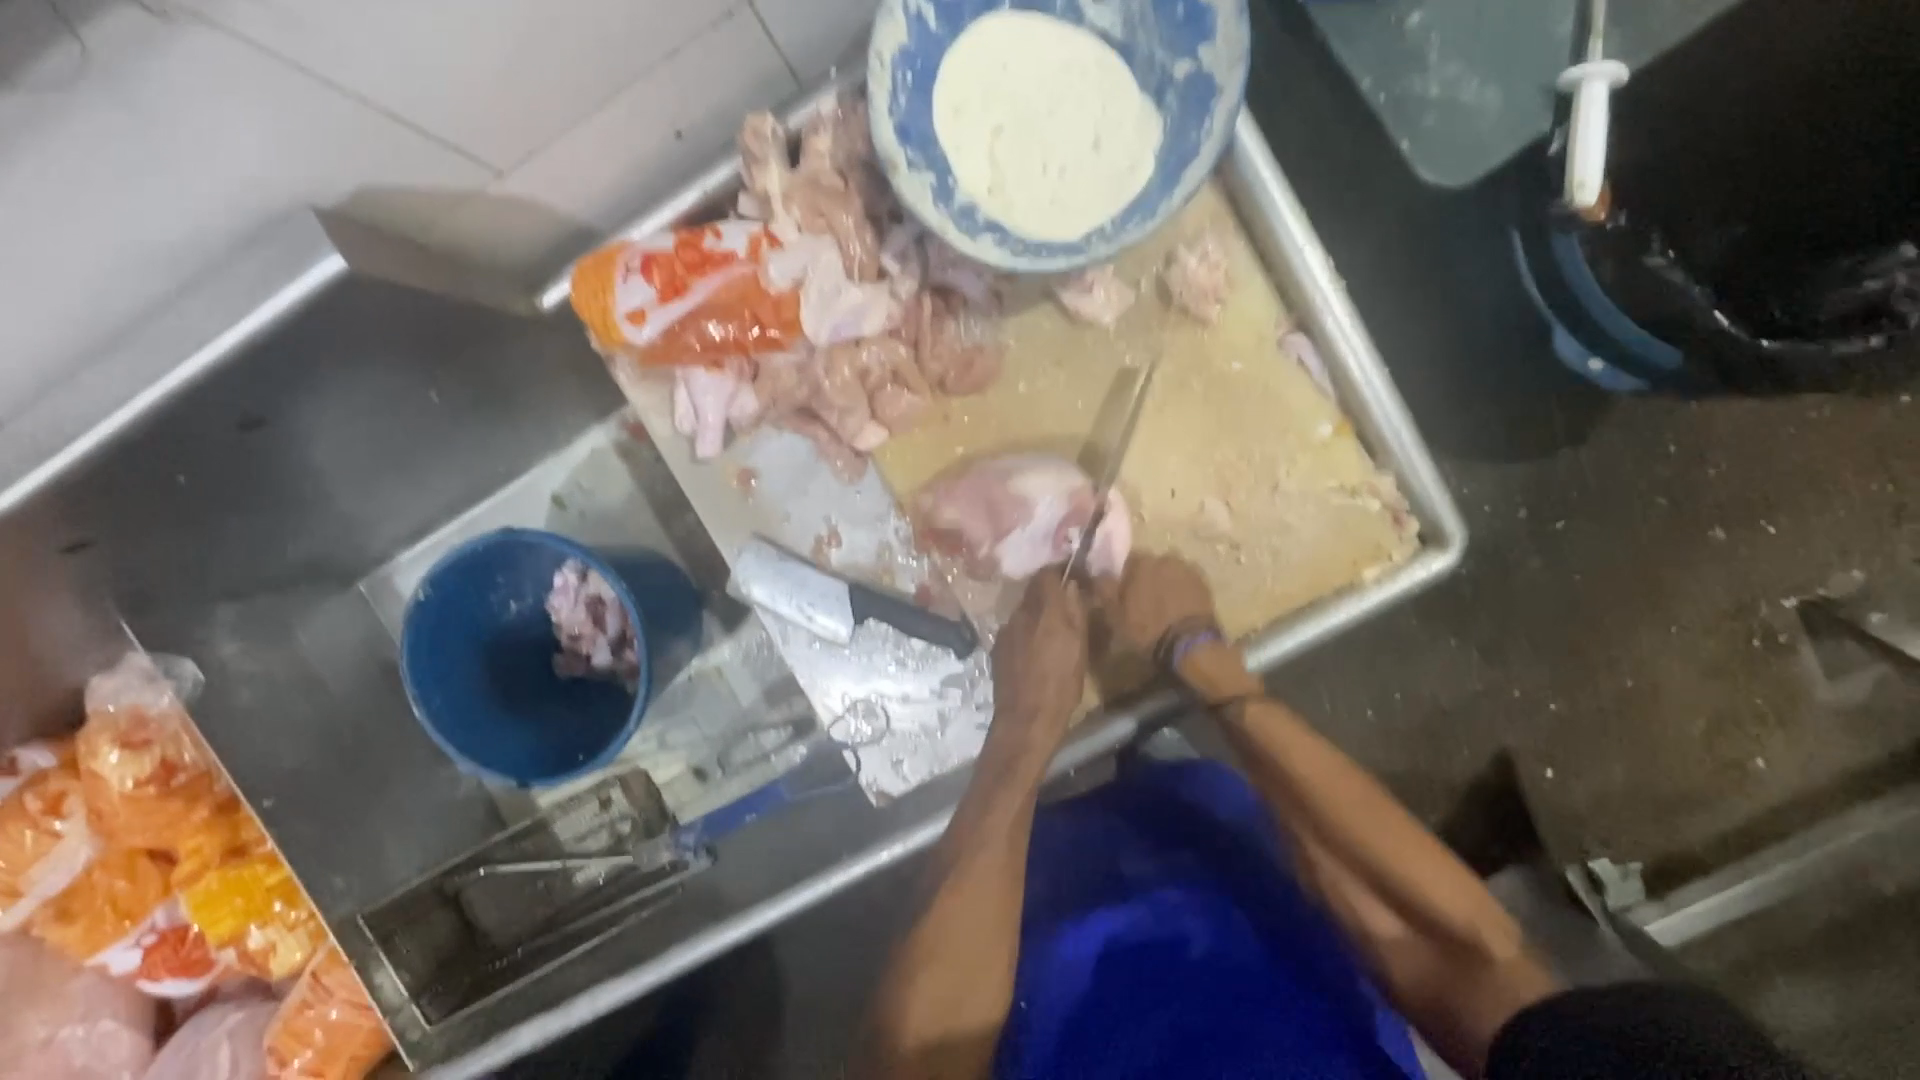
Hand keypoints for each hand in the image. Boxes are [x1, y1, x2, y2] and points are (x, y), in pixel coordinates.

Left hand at [989, 574, 1087, 754]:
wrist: (1025, 719)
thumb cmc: (1062, 686)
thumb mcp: (1080, 649)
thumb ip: (1075, 613)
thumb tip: (1071, 586)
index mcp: (1045, 610)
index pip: (1047, 573)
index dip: (1059, 571)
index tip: (1072, 577)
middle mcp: (1021, 614)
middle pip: (1033, 590)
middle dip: (1048, 593)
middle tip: (1065, 605)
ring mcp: (1005, 630)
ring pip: (1023, 611)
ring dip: (1036, 615)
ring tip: (1051, 634)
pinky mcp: (996, 648)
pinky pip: (1014, 630)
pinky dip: (1025, 633)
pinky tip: (1034, 652)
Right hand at [1106, 552, 1218, 654]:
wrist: (1190, 644)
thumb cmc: (1147, 629)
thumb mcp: (1115, 614)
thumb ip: (1105, 589)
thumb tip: (1098, 573)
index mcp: (1141, 562)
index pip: (1126, 561)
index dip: (1123, 577)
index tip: (1122, 592)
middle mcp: (1165, 558)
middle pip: (1151, 565)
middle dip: (1146, 578)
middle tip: (1143, 600)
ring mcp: (1188, 568)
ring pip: (1169, 572)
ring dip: (1165, 583)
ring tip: (1163, 605)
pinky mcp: (1204, 582)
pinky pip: (1186, 582)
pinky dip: (1181, 590)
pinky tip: (1179, 607)